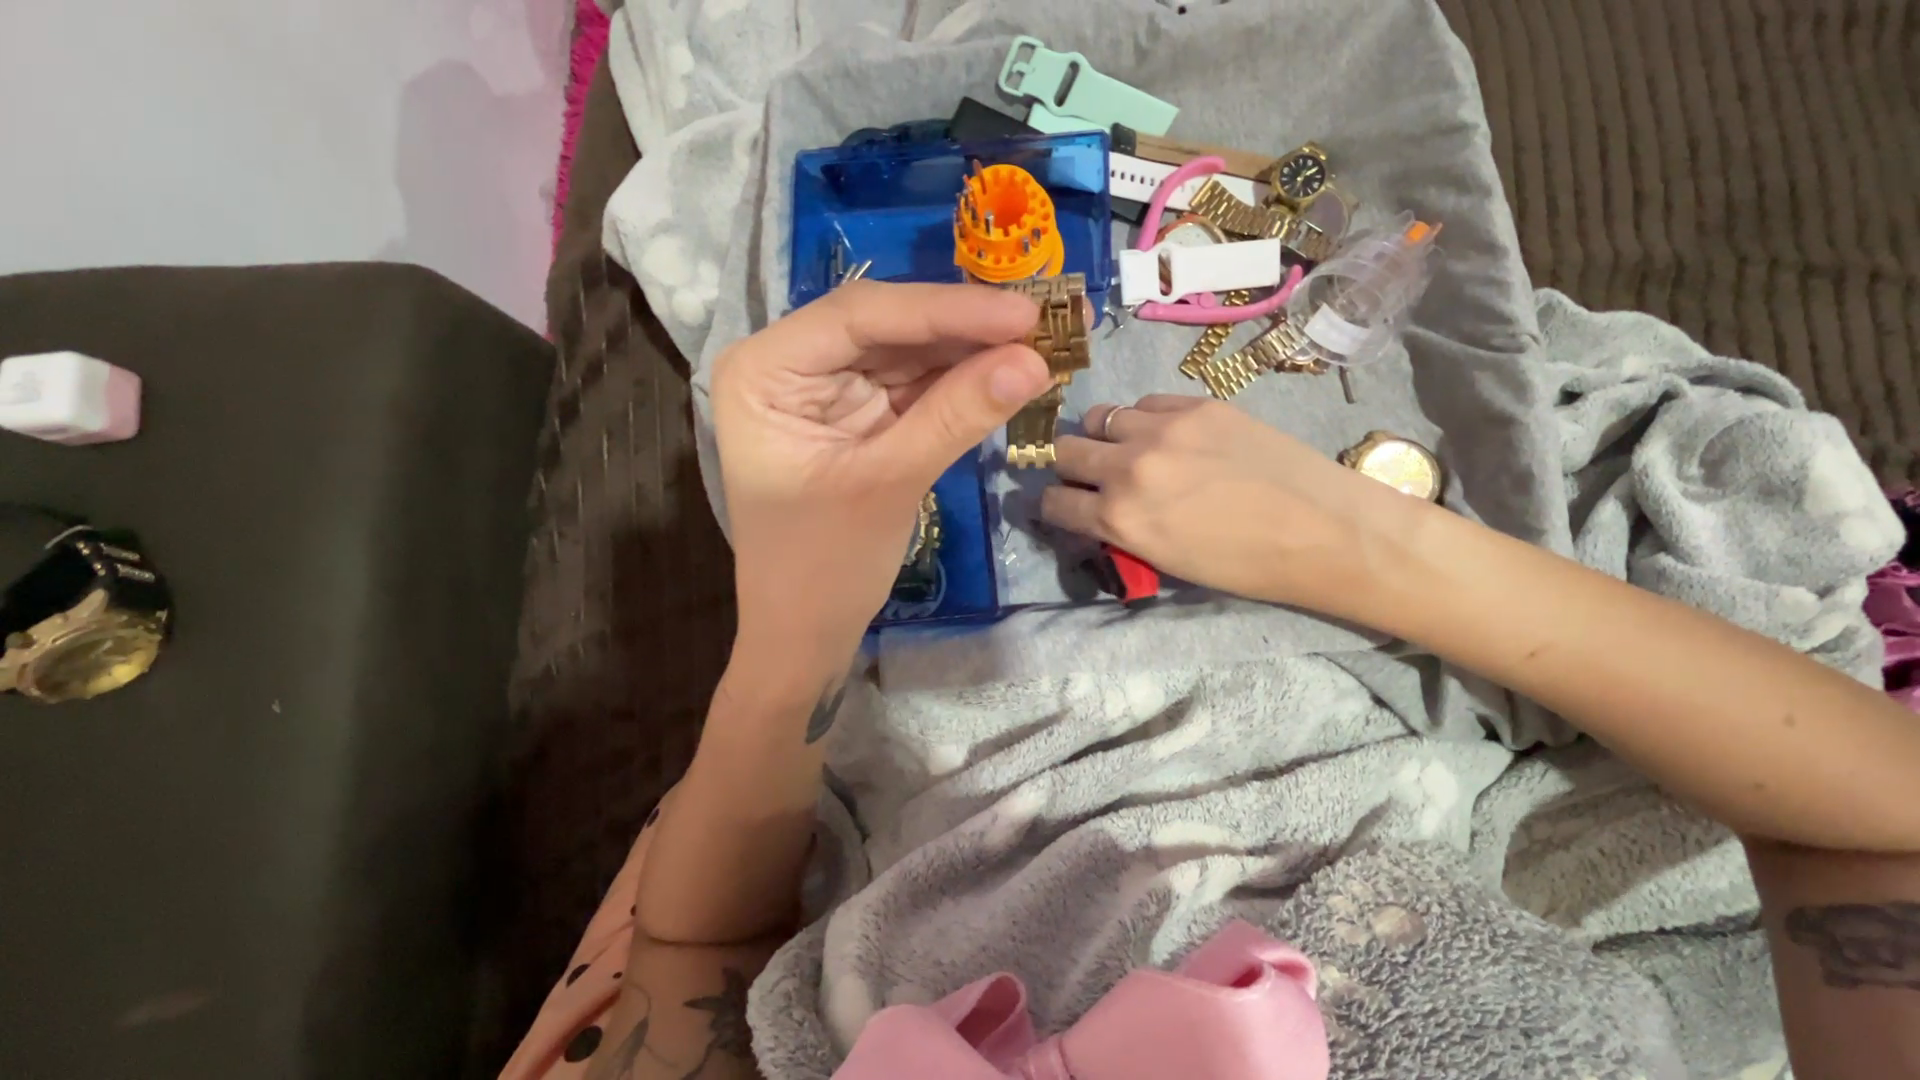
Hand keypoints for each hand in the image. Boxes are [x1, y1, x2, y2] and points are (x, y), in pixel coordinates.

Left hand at [712, 281, 1050, 669]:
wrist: (804, 635)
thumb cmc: (821, 569)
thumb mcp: (888, 485)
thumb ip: (956, 416)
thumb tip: (1034, 361)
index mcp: (763, 371)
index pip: (859, 316)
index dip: (946, 309)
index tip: (1022, 312)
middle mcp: (789, 364)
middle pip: (886, 325)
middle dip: (965, 325)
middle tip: (1048, 317)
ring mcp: (824, 388)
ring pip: (907, 350)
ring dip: (973, 348)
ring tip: (1045, 339)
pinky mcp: (857, 414)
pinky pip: (915, 383)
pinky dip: (962, 379)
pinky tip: (1011, 367)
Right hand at [1041, 396, 1431, 618]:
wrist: (1321, 529)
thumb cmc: (1245, 566)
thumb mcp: (1167, 562)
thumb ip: (1122, 531)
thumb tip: (1100, 509)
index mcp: (1118, 520)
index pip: (1053, 503)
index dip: (1056, 506)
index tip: (1066, 505)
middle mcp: (1127, 468)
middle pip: (1064, 451)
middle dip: (1070, 466)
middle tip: (1092, 474)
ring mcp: (1161, 429)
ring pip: (1098, 416)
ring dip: (1102, 434)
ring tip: (1126, 446)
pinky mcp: (1196, 404)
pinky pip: (1145, 401)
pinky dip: (1144, 419)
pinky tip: (1167, 434)